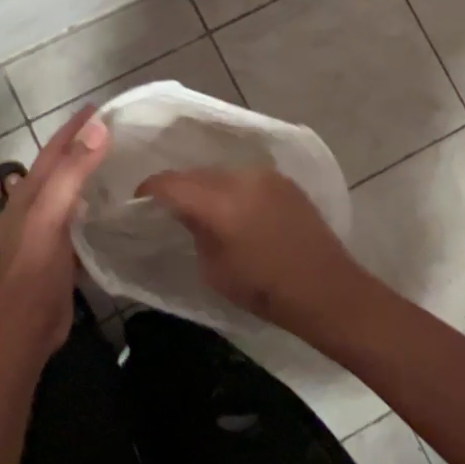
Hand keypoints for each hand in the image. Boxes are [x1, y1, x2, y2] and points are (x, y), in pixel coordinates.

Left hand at [0, 107, 108, 358]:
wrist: (25, 330)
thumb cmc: (35, 272)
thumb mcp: (51, 217)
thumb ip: (72, 173)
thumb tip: (98, 127)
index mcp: (31, 194)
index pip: (55, 149)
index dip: (75, 127)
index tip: (101, 106)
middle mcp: (37, 207)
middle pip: (63, 168)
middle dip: (85, 146)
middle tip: (119, 131)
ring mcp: (49, 232)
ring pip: (73, 193)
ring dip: (92, 176)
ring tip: (123, 164)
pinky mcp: (62, 254)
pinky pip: (82, 220)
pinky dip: (97, 208)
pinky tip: (117, 212)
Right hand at [137, 167, 365, 338]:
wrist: (327, 290)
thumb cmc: (264, 290)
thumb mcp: (214, 269)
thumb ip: (194, 232)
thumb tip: (185, 213)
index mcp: (219, 202)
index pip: (171, 183)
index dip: (149, 189)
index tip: (138, 200)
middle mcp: (241, 178)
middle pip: (196, 173)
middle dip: (178, 187)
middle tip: (168, 207)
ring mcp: (266, 176)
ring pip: (222, 173)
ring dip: (208, 187)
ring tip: (204, 210)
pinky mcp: (285, 181)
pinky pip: (246, 178)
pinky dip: (233, 189)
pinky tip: (236, 210)